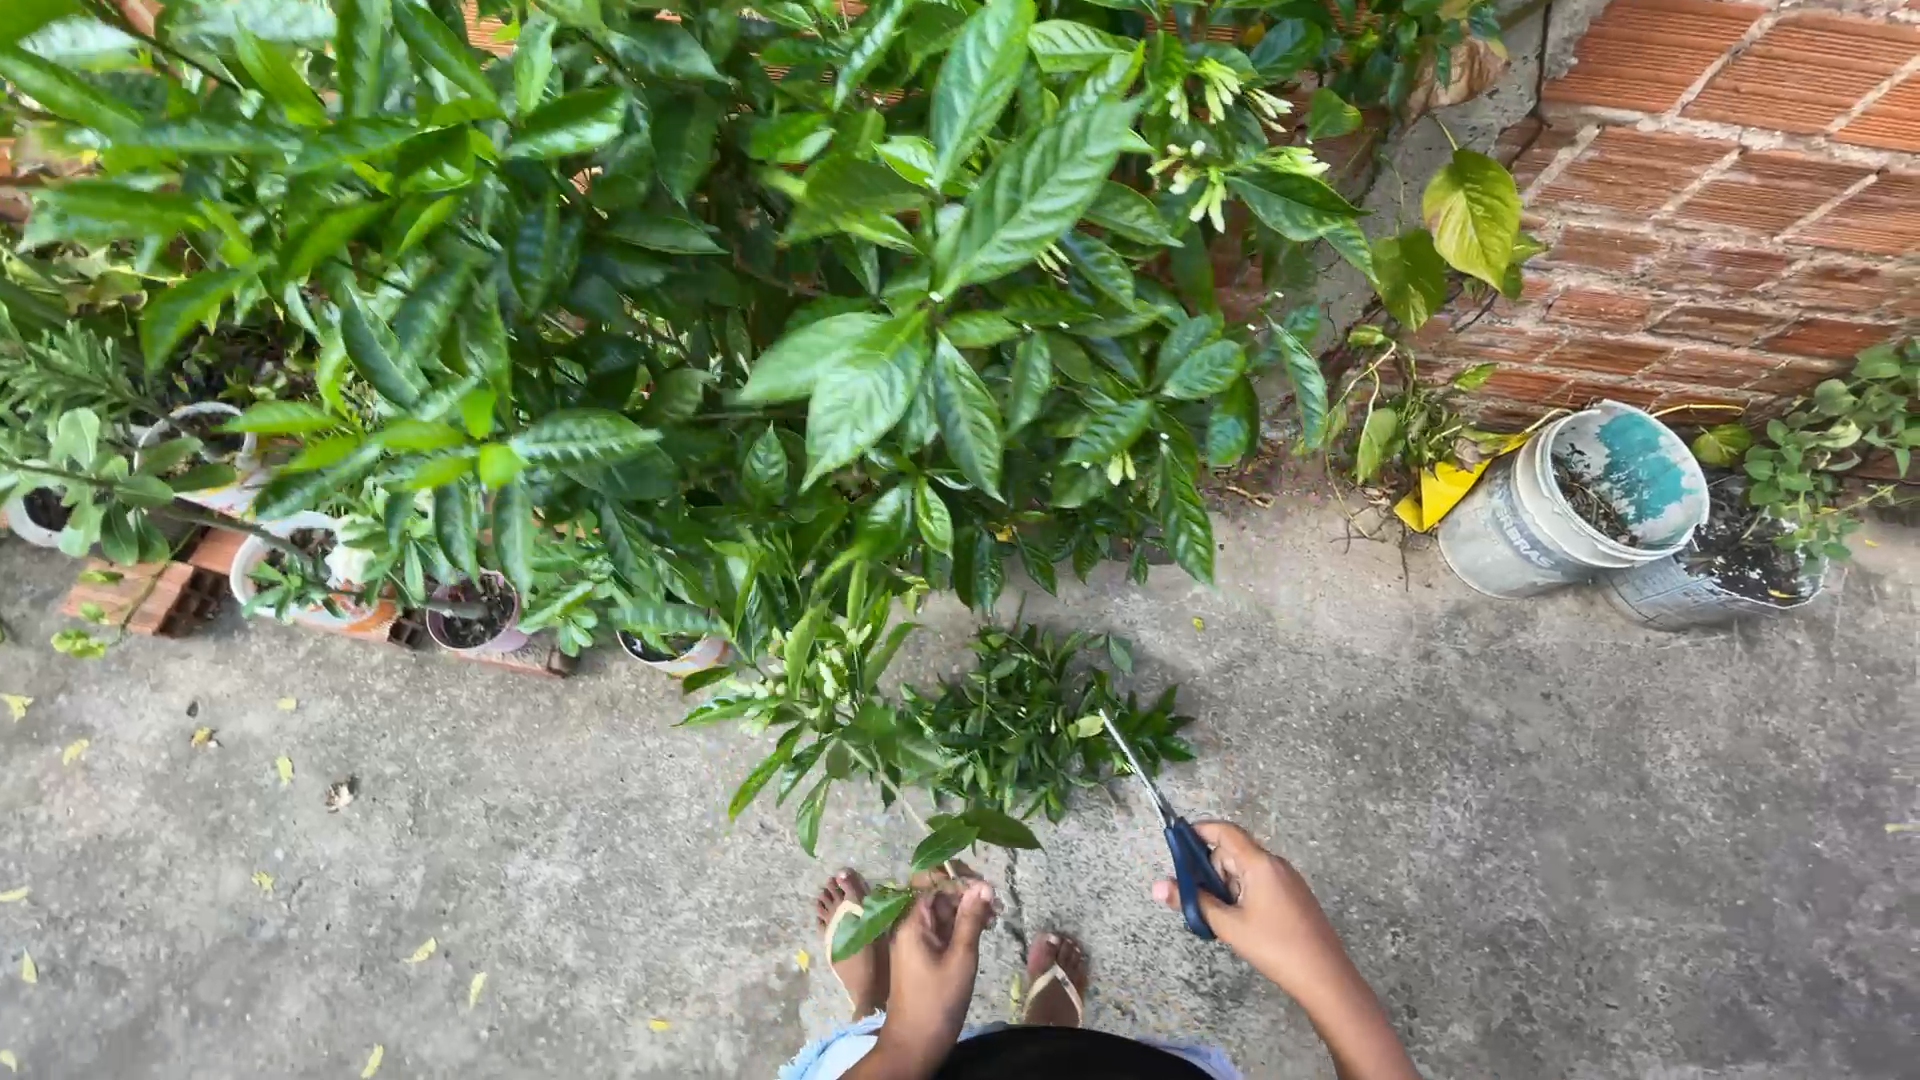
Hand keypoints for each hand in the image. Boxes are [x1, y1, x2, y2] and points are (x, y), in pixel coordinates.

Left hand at [867, 878, 995, 1077]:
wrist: (913, 1048)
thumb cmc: (937, 1003)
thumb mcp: (961, 959)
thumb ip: (971, 920)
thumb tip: (984, 886)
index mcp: (912, 921)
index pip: (931, 880)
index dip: (958, 878)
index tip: (986, 888)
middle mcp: (910, 924)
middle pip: (937, 893)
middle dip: (966, 893)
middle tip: (995, 905)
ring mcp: (915, 939)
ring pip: (942, 910)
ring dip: (967, 909)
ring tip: (993, 918)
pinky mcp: (922, 953)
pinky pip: (941, 928)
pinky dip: (960, 925)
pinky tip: (982, 930)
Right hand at [1152, 822, 1421, 1079]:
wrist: (1327, 980)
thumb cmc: (1275, 948)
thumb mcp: (1227, 925)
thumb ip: (1192, 901)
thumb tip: (1158, 887)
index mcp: (1260, 863)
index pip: (1224, 831)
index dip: (1199, 831)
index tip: (1178, 843)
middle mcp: (1275, 863)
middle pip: (1232, 852)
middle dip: (1213, 871)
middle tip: (1207, 901)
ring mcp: (1288, 879)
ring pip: (1245, 870)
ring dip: (1228, 887)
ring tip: (1228, 920)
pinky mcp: (1295, 896)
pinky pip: (1260, 882)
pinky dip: (1244, 894)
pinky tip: (1246, 923)